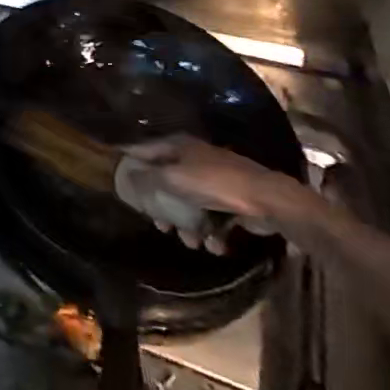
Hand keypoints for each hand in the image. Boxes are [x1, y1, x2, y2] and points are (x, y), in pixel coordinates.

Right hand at [114, 137, 299, 252]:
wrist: (265, 200)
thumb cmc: (214, 184)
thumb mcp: (172, 179)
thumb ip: (146, 178)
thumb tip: (124, 175)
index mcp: (178, 146)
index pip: (143, 151)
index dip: (130, 167)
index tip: (123, 188)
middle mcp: (193, 158)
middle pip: (166, 182)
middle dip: (163, 208)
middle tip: (162, 226)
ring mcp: (213, 179)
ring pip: (188, 204)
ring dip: (188, 226)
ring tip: (192, 241)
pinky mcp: (228, 198)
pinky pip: (210, 216)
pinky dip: (210, 231)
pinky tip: (214, 243)